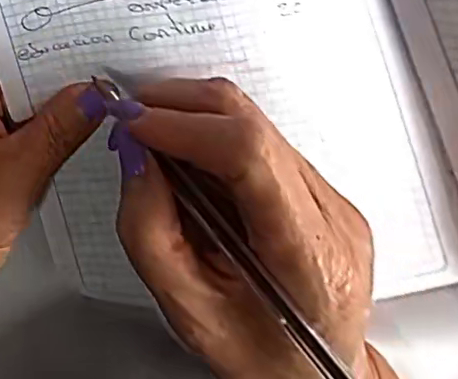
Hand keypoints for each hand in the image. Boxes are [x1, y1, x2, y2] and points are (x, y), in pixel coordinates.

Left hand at [0, 51, 99, 371]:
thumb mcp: (15, 175)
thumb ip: (60, 128)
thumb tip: (97, 92)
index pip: (22, 43)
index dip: (64, 41)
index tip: (105, 40)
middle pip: (31, 64)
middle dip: (72, 70)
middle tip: (120, 70)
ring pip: (35, 91)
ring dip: (67, 96)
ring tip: (112, 92)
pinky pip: (32, 114)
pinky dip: (57, 120)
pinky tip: (87, 121)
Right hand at [116, 78, 394, 378]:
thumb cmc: (262, 359)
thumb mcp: (190, 314)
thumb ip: (151, 232)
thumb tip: (135, 157)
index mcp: (309, 255)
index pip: (248, 154)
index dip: (183, 125)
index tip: (135, 123)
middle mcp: (329, 213)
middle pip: (245, 119)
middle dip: (174, 104)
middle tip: (128, 120)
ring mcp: (326, 191)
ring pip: (246, 114)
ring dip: (185, 111)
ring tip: (149, 138)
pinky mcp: (311, 178)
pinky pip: (250, 127)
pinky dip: (203, 125)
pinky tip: (180, 152)